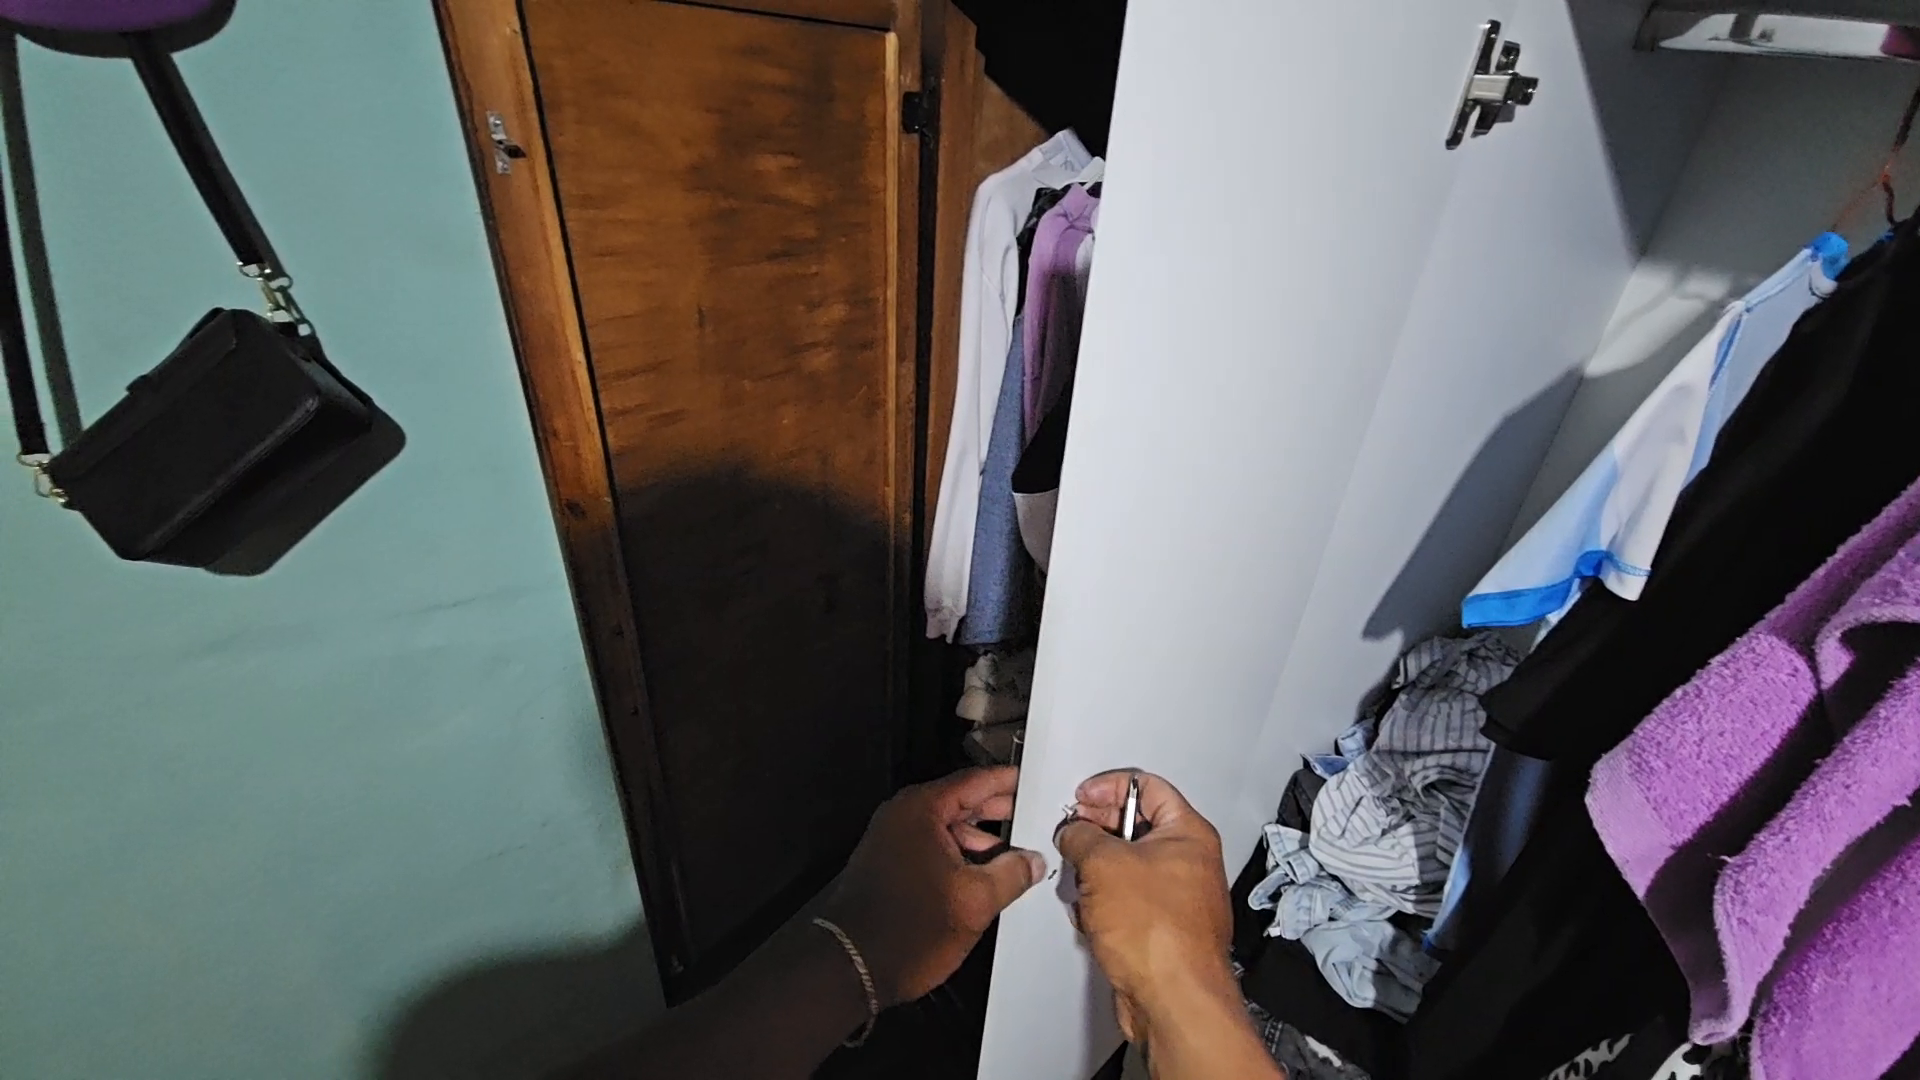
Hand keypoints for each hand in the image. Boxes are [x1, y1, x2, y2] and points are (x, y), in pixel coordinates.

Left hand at [817, 766, 1045, 1005]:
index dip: (1008, 781)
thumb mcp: (973, 902)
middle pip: (961, 801)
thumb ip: (1010, 874)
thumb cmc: (911, 928)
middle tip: (1034, 817)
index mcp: (923, 808)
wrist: (849, 967)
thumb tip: (1034, 860)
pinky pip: (933, 844)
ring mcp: (894, 836)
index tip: (1034, 780)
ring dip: (980, 838)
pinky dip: (960, 853)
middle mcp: (905, 813)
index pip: (975, 781)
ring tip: (1016, 853)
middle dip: (998, 810)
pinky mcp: (890, 860)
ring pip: (948, 826)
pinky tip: (984, 874)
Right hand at [1055, 771, 1236, 1035]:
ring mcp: (1177, 896)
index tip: (1083, 797)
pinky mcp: (1163, 927)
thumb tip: (1073, 832)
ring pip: (1127, 866)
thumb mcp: (1103, 862)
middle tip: (1074, 836)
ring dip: (1098, 872)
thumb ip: (1081, 835)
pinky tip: (1093, 916)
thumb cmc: (1160, 936)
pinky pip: (1127, 900)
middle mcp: (1189, 861)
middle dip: (1098, 832)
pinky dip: (1105, 903)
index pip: (1147, 786)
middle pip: (1135, 825)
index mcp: (1188, 833)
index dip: (1109, 786)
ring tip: (1085, 883)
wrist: (1173, 1002)